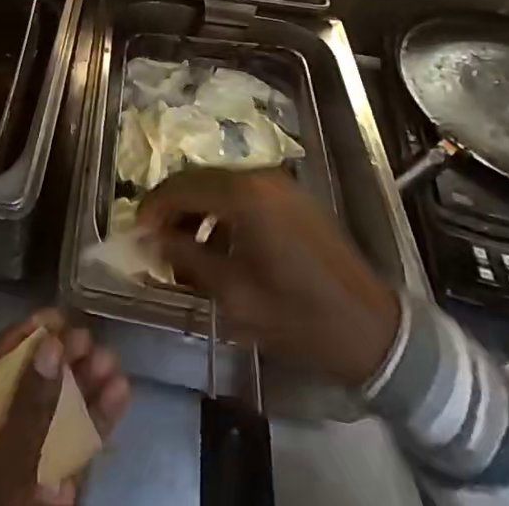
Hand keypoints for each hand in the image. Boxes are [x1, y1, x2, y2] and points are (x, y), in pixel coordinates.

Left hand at [0, 308, 130, 505]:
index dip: (21, 338)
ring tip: (113, 363)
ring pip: (59, 412)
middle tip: (90, 339)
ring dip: (87, 385)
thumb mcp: (4, 464)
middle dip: (63, 359)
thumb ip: (27, 407)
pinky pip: (76, 445)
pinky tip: (120, 395)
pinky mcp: (53, 485)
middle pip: (31, 385)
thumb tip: (50, 345)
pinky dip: (98, 421)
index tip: (53, 316)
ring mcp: (26, 462)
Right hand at [139, 168, 398, 386]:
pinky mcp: (294, 199)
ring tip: (188, 257)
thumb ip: (186, 258)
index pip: (180, 186)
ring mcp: (282, 185)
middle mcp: (262, 178)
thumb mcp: (233, 294)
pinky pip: (246, 196)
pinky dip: (224, 216)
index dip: (152, 208)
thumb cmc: (298, 317)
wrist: (373, 330)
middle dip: (173, 211)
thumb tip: (151, 240)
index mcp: (245, 196)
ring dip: (198, 214)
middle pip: (199, 181)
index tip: (135, 235)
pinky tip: (222, 252)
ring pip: (221, 188)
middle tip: (157, 247)